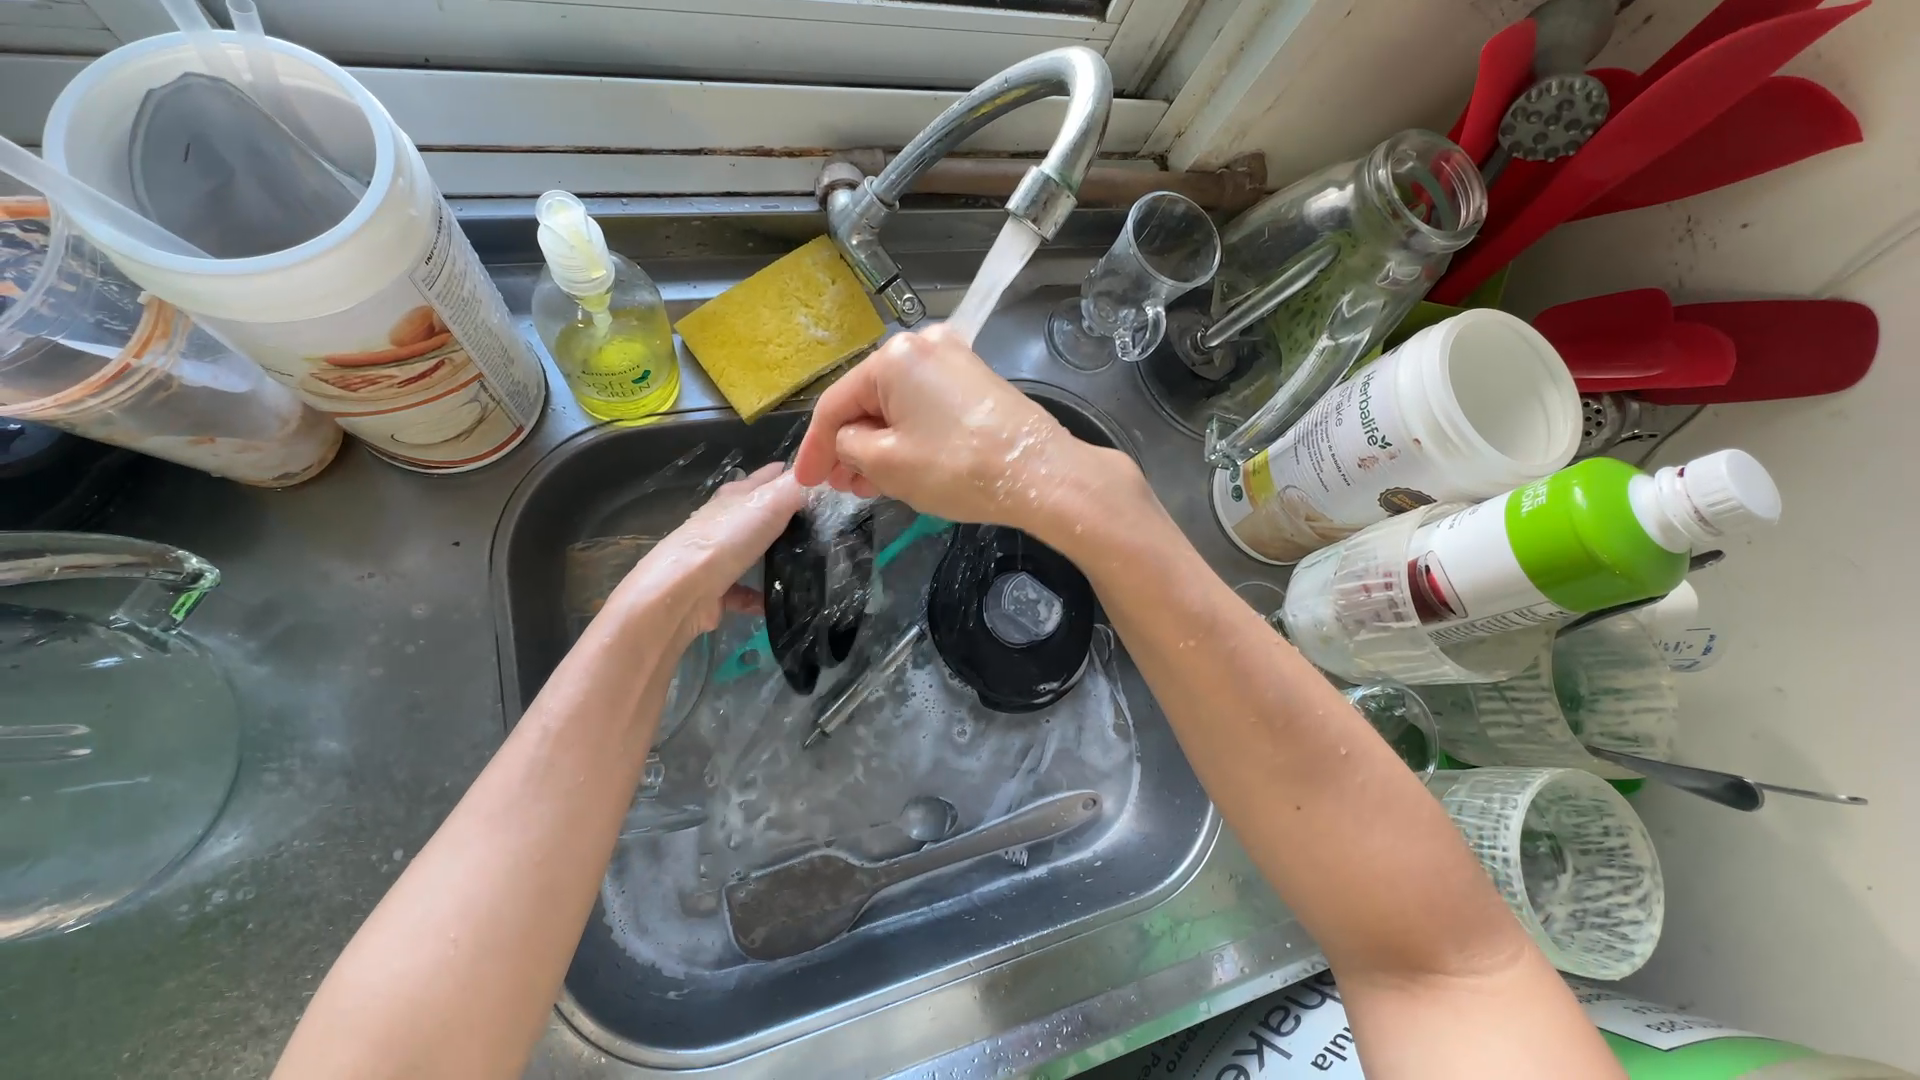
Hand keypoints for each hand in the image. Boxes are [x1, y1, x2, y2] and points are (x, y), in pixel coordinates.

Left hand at [613, 463, 806, 638]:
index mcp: (734, 497)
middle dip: (788, 518)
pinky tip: (780, 601)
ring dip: (775, 557)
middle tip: (823, 525)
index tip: (821, 480)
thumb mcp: (769, 503)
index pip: (767, 477)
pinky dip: (761, 597)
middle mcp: (723, 523)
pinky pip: (745, 592)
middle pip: (760, 515)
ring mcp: (718, 558)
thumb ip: (796, 488)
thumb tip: (822, 476)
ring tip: (808, 563)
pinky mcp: (716, 590)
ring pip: (753, 553)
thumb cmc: (727, 540)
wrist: (683, 591)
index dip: (792, 475)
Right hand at [794, 325, 1116, 532]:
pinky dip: (908, 437)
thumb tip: (849, 443)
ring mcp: (954, 362)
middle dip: (849, 447)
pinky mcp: (976, 383)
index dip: (815, 448)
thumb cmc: (958, 467)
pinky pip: (926, 409)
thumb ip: (851, 449)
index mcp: (894, 357)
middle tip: (839, 487)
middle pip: (868, 401)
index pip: (835, 404)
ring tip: (866, 486)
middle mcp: (924, 346)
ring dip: (877, 445)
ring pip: (898, 407)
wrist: (1041, 474)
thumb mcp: (888, 464)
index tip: (806, 482)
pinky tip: (899, 468)